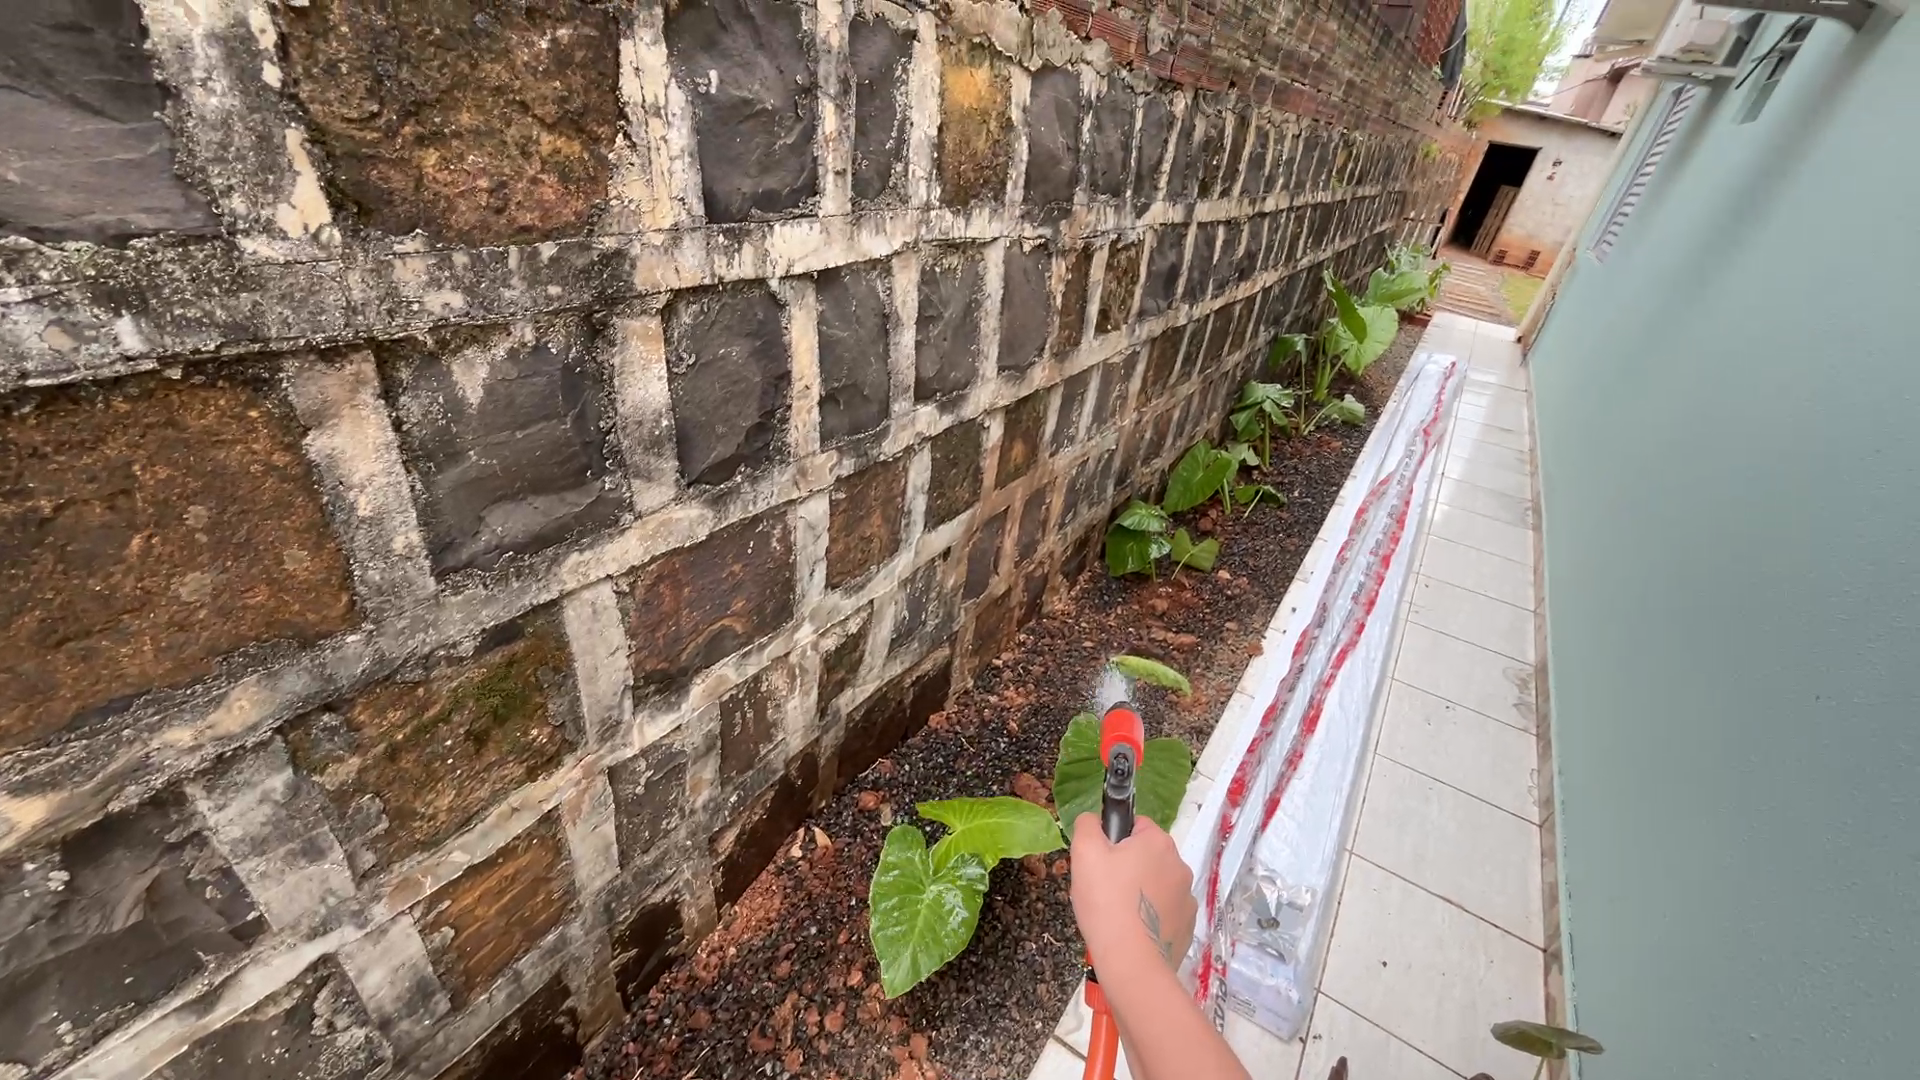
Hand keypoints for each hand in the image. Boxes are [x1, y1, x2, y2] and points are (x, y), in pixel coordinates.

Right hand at [1069, 812, 1197, 970]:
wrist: (1132, 963)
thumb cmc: (1106, 901)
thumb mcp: (1084, 853)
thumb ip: (1087, 825)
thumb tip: (1093, 820)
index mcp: (1157, 842)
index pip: (1135, 825)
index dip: (1114, 841)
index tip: (1101, 862)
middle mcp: (1179, 864)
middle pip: (1146, 855)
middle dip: (1127, 867)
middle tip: (1103, 888)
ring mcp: (1187, 897)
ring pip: (1155, 883)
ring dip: (1140, 891)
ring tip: (1116, 913)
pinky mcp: (1188, 925)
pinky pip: (1164, 910)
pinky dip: (1150, 916)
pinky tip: (1133, 931)